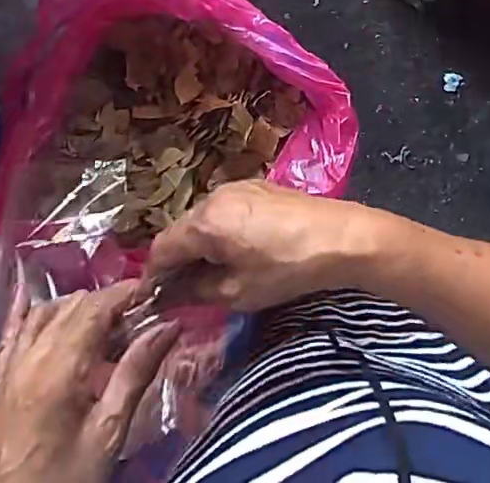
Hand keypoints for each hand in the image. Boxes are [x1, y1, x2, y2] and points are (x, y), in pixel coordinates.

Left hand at [0, 279, 180, 482]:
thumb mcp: (108, 435)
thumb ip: (135, 374)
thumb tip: (169, 325)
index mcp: (58, 368)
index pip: (96, 307)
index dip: (126, 292)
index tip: (155, 292)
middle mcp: (30, 356)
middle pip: (73, 305)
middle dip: (108, 301)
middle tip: (140, 314)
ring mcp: (10, 367)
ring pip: (46, 312)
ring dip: (77, 304)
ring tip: (108, 316)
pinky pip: (10, 332)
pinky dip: (23, 309)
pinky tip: (29, 289)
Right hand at [144, 181, 393, 311]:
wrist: (340, 236)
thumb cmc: (287, 268)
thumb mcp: (239, 291)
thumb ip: (196, 290)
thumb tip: (168, 295)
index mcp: (205, 220)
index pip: (161, 248)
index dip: (151, 277)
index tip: (149, 302)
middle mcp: (214, 195)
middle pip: (181, 230)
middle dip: (175, 261)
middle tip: (178, 294)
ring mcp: (237, 187)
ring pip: (202, 219)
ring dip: (198, 245)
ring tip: (207, 275)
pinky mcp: (257, 187)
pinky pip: (224, 210)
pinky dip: (219, 232)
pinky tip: (233, 252)